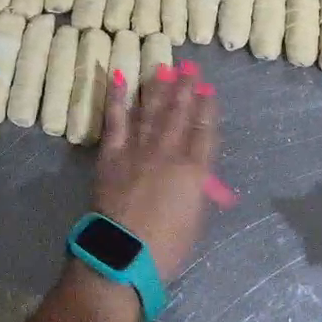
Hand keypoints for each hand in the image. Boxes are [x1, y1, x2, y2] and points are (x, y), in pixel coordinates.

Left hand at [93, 62, 219, 280]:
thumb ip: (197, 188)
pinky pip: (116, 120)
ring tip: (164, 68)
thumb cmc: (166, 247)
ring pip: (151, 111)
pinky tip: (121, 79)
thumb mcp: (195, 218)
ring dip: (158, 88)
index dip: (207, 108)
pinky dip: (118, 98)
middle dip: (185, 89)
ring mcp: (138, 149)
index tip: (208, 88)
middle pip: (179, 114)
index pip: (204, 131)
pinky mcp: (112, 153)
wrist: (123, 254)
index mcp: (193, 170)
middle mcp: (168, 152)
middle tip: (189, 67)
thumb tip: (197, 170)